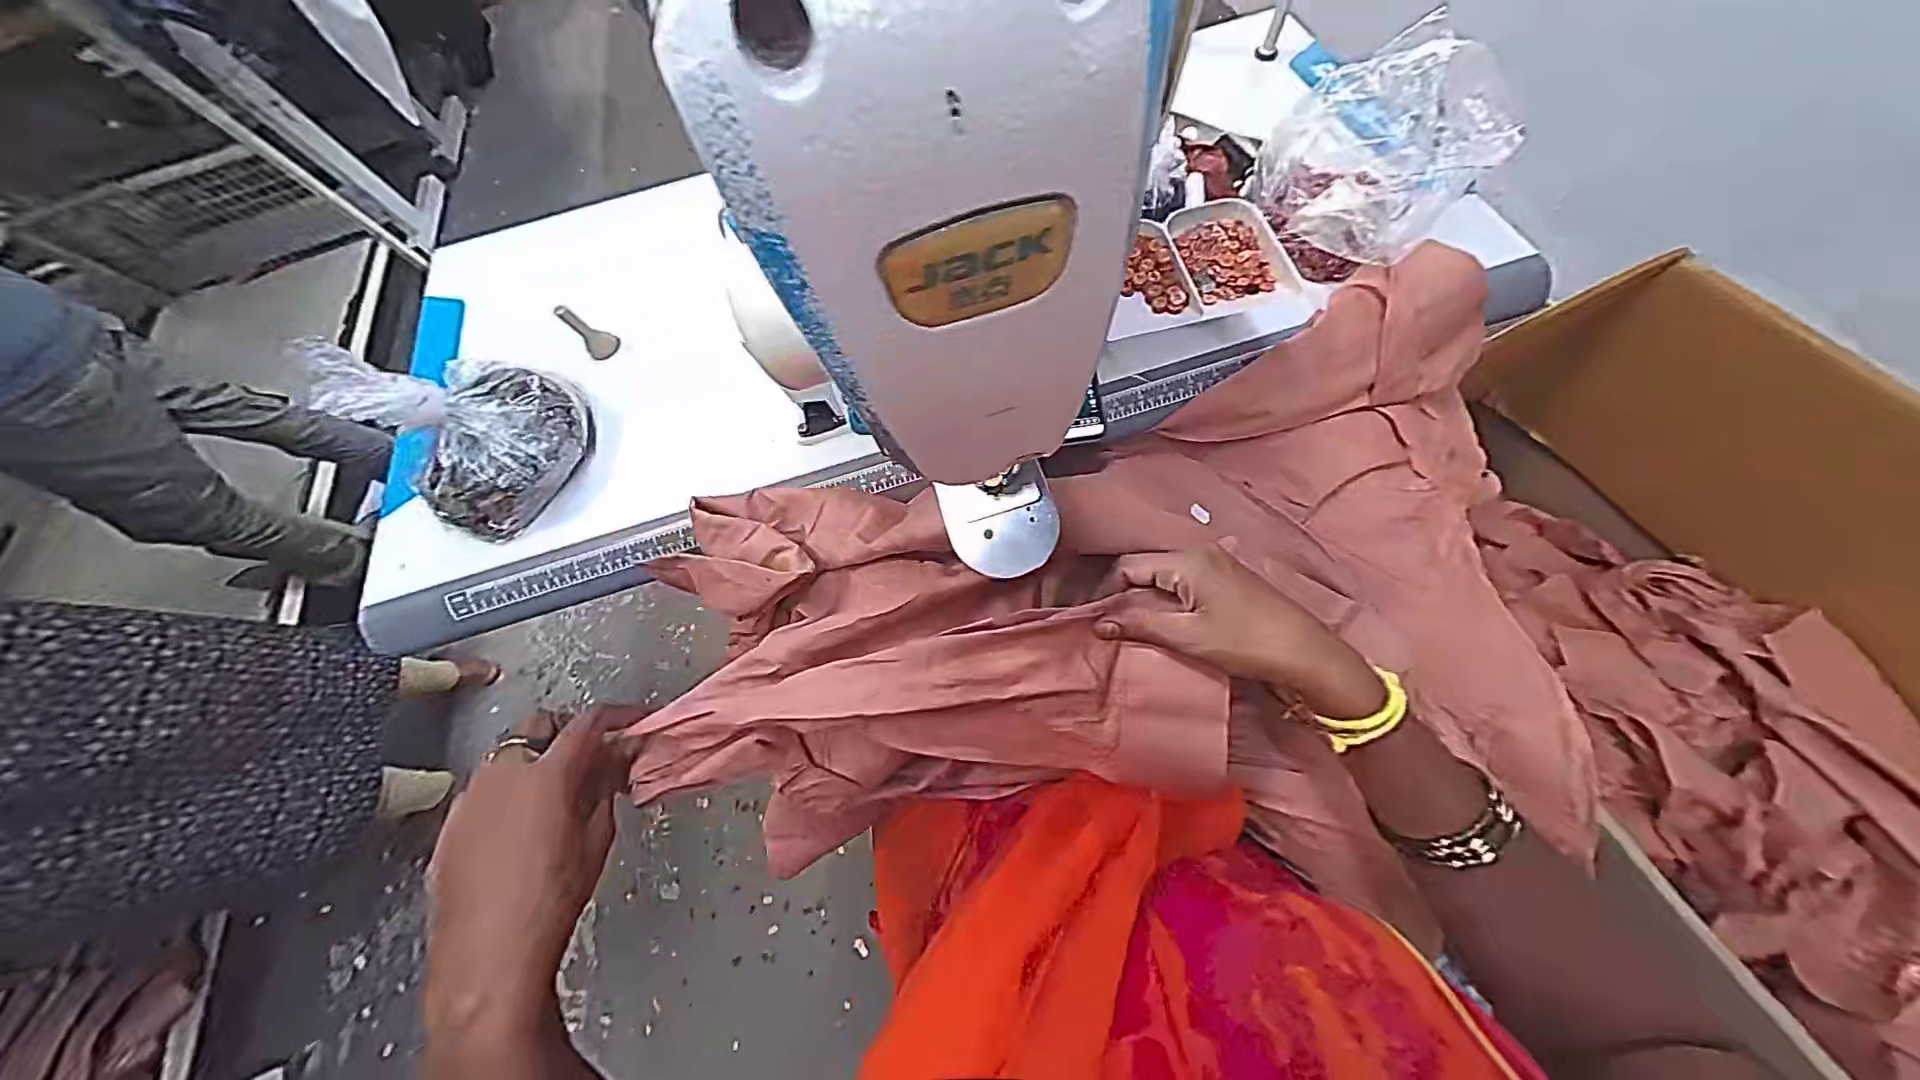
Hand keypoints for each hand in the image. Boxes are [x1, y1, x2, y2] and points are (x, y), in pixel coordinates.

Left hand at [425, 708, 638, 1040]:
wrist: (489, 954)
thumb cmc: (552, 898)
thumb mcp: (598, 836)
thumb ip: (607, 786)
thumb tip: (615, 760)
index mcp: (548, 774)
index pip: (588, 723)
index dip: (618, 716)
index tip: (632, 721)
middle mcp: (504, 774)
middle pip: (540, 724)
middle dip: (569, 731)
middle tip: (593, 754)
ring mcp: (470, 798)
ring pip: (509, 754)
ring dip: (537, 759)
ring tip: (560, 790)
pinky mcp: (449, 825)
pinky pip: (484, 789)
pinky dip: (509, 789)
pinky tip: (525, 821)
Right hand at [1093, 548, 1386, 718]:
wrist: (1306, 653)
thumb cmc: (1245, 643)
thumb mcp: (1186, 637)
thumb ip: (1139, 624)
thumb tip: (1098, 623)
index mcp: (1187, 560)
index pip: (1127, 566)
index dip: (1106, 593)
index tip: (1096, 620)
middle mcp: (1199, 551)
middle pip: (1145, 567)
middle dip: (1124, 595)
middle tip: (1113, 626)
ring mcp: (1216, 560)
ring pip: (1163, 574)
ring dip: (1146, 598)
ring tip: (1137, 627)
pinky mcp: (1227, 574)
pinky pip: (1183, 579)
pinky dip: (1168, 597)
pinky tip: (1167, 619)